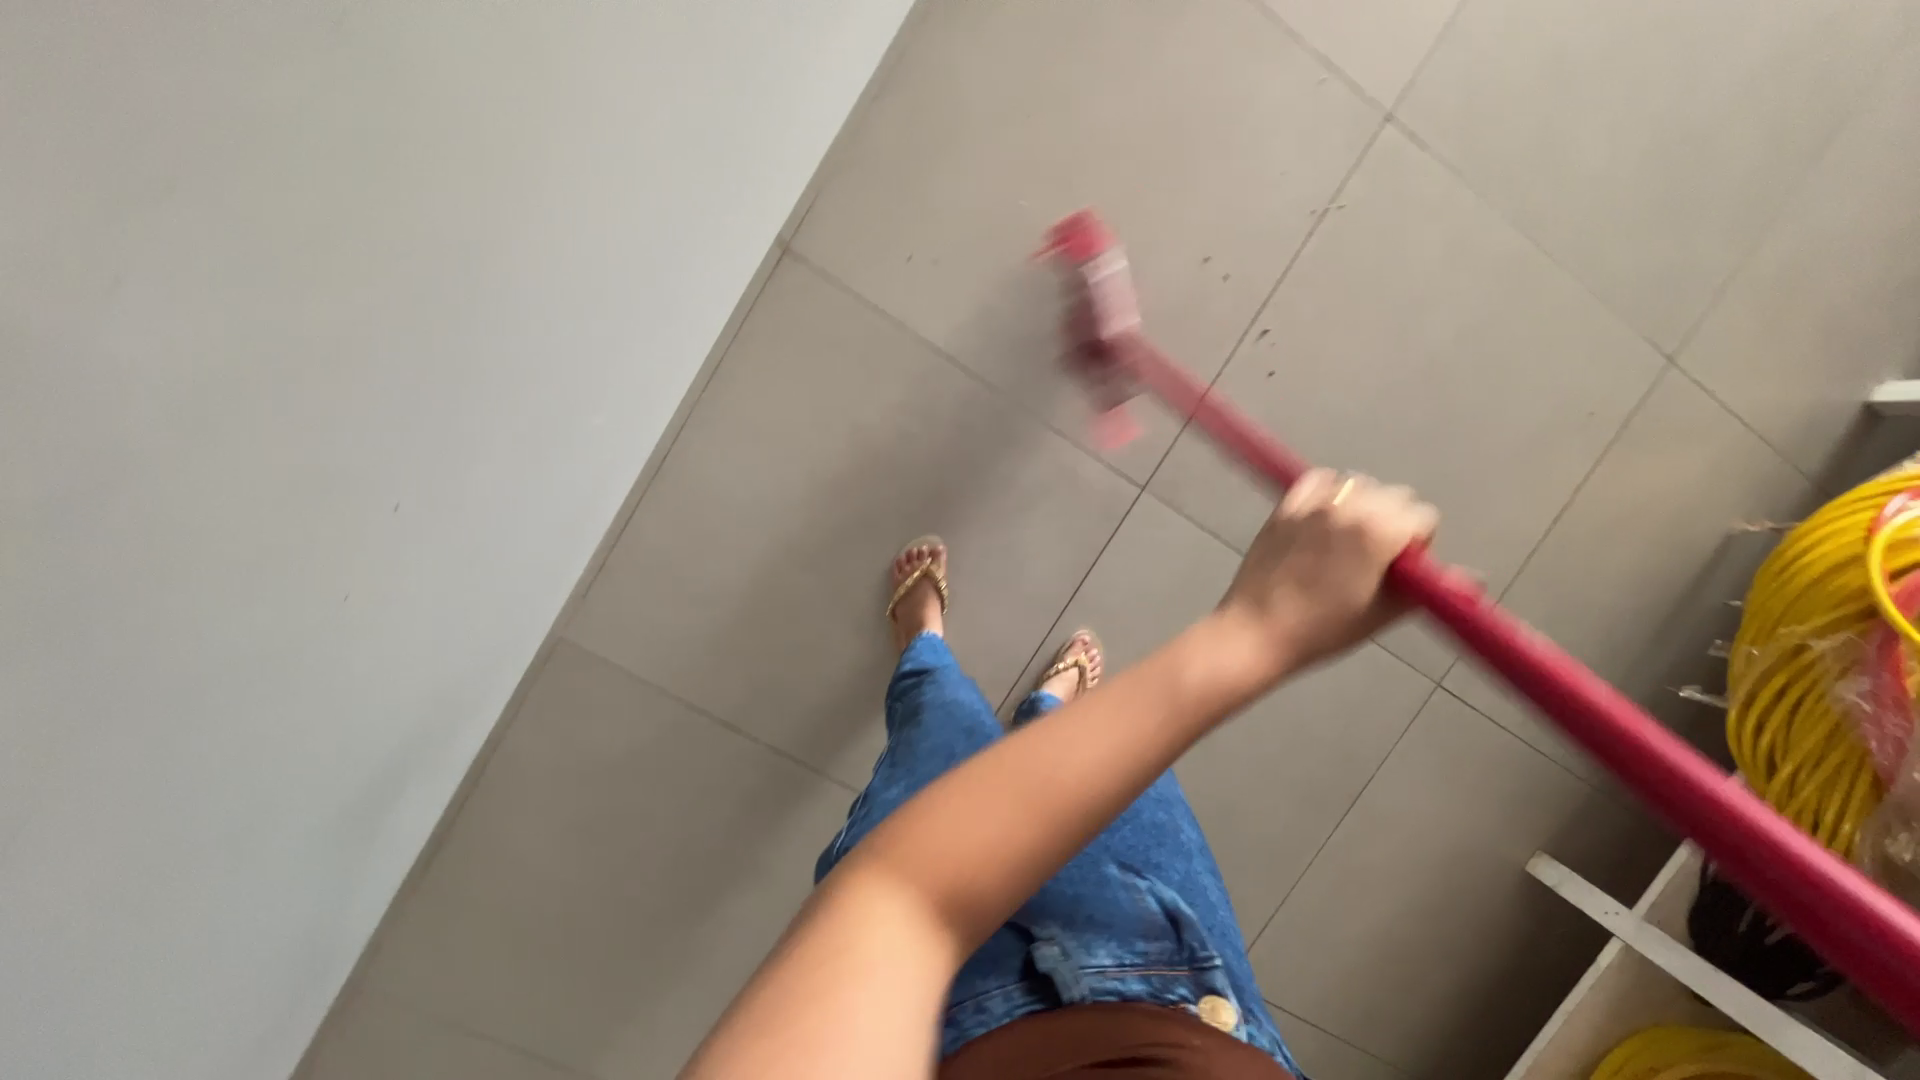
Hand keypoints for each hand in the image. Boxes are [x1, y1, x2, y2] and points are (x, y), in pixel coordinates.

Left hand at [1218, 469, 1438, 672]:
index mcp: (1378, 530)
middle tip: (1375, 559)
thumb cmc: (1323, 629)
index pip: (1423, 517)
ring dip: (1363, 504)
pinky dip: (1329, 491)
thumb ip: (1429, 589)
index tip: (1401, 569)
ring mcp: (1312, 504)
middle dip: (1394, 522)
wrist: (1258, 630)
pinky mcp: (1284, 507)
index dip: (1418, 544)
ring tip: (1349, 540)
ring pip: (1358, 484)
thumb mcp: (1384, 613)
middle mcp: (1348, 507)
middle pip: (1393, 496)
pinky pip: (1318, 481)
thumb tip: (1475, 579)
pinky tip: (1326, 518)